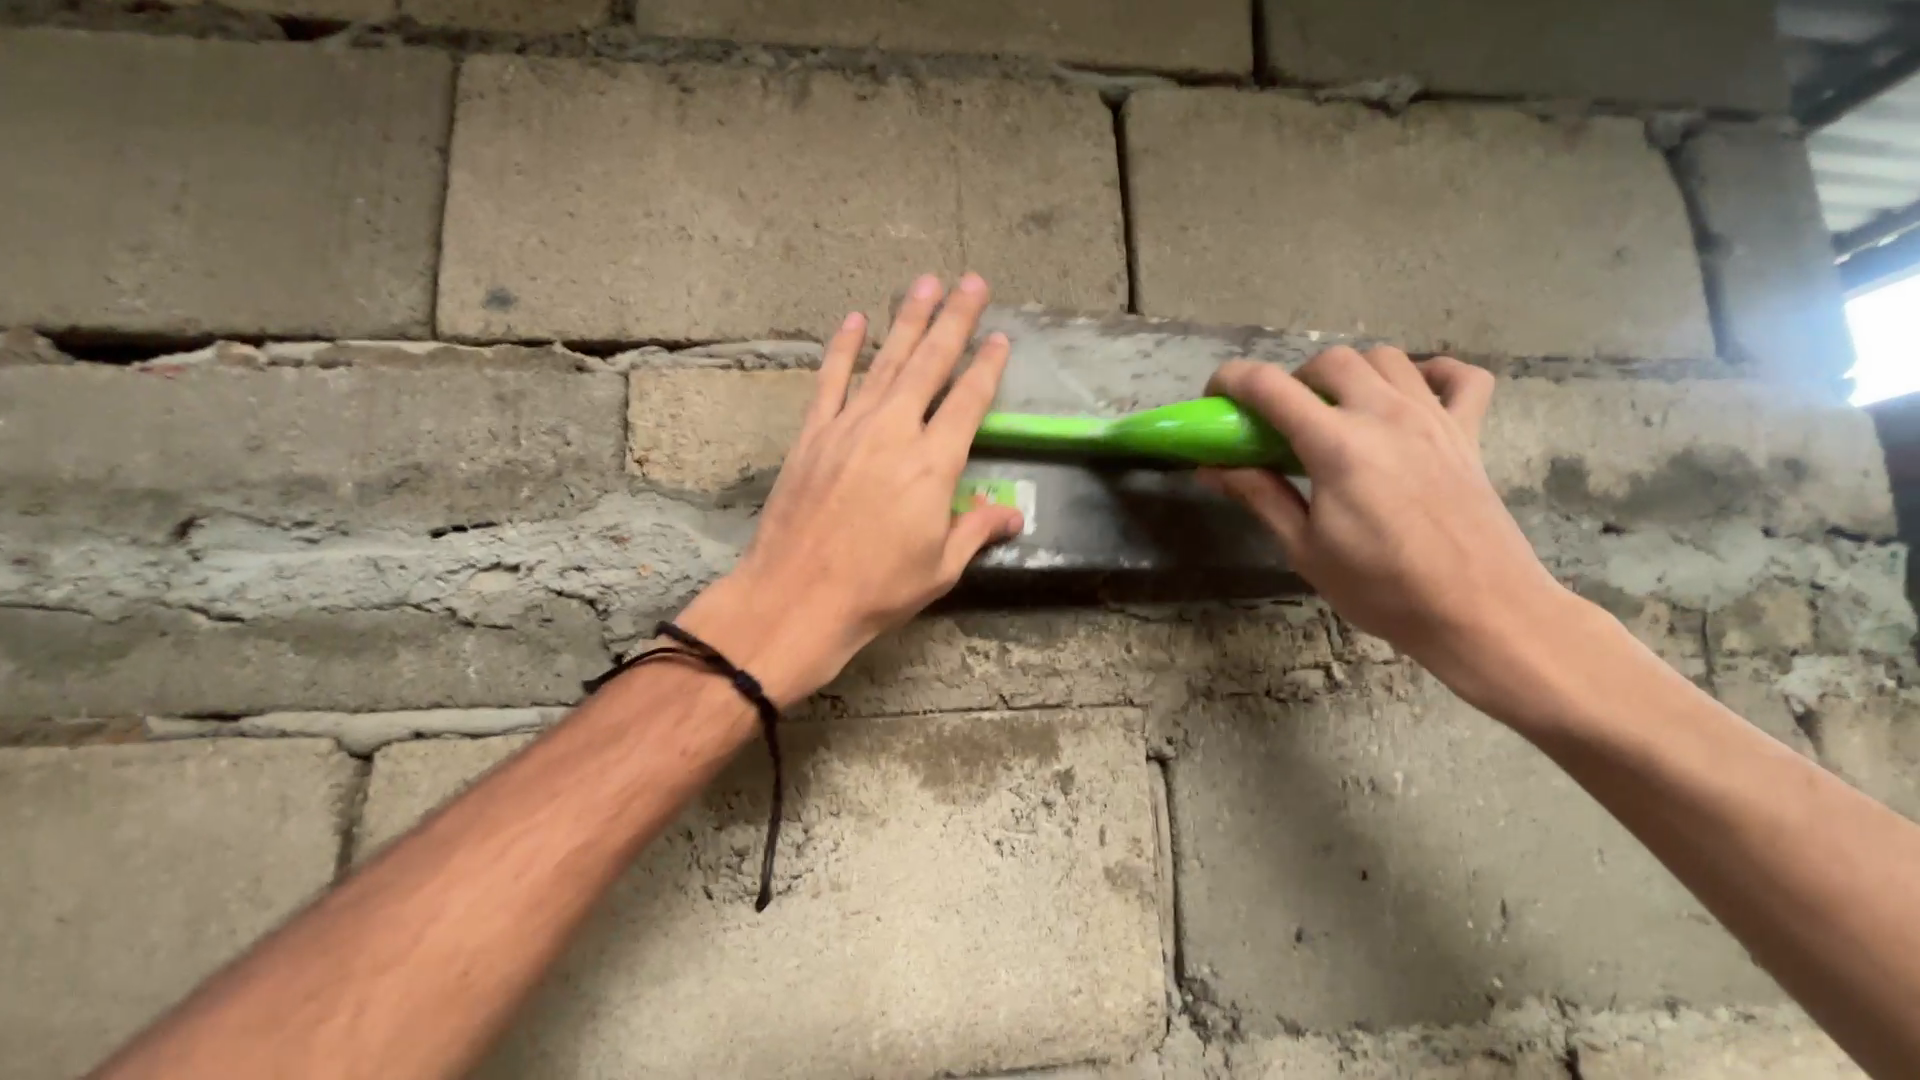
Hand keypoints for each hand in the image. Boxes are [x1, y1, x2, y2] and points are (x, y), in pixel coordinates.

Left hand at [677, 273, 1021, 705]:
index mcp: (934, 464)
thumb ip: (977, 529)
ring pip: (885, 361)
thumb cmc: (877, 589)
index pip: (969, 401)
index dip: (986, 367)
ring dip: (908, 320)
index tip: (999, 338)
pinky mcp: (813, 435)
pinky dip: (843, 349)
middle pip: (930, 364)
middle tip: (972, 281)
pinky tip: (854, 320)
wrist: (798, 596)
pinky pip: (831, 381)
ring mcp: (849, 427)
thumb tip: (1013, 514)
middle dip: (954, 319)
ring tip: (925, 283)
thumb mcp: (940, 567)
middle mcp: (894, 431)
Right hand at [1199, 346, 1573, 700]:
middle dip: (1293, 379)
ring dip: (1351, 373)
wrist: (1480, 612)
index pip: (1269, 386)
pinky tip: (1412, 398)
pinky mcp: (1469, 432)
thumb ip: (1260, 496)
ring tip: (1338, 410)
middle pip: (1330, 361)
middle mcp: (1385, 415)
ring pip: (1386, 359)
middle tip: (1281, 420)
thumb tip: (1211, 468)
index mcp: (1337, 445)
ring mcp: (1434, 418)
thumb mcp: (1305, 549)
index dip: (1231, 381)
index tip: (1216, 399)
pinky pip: (1460, 377)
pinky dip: (1432, 375)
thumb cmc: (1382, 588)